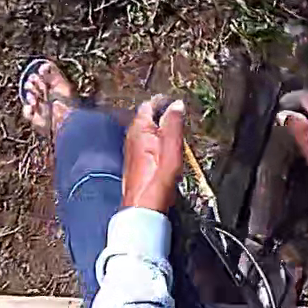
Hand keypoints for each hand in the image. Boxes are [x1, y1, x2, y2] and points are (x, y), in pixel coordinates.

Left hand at [121, 96, 186, 212]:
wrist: (144, 206)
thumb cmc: (158, 178)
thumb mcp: (172, 145)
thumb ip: (173, 122)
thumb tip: (176, 104)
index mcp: (139, 128)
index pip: (149, 105)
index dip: (162, 101)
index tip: (174, 101)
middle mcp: (131, 137)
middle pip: (146, 118)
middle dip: (160, 114)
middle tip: (176, 113)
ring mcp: (131, 151)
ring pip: (145, 132)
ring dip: (158, 128)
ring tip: (173, 129)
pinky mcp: (135, 164)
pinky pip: (145, 145)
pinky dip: (156, 141)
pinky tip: (165, 149)